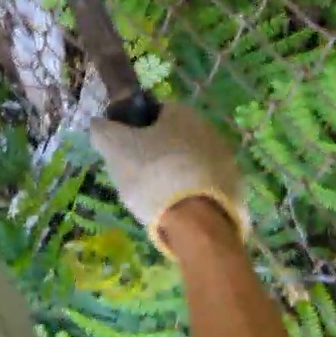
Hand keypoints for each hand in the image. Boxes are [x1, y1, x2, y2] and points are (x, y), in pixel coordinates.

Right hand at [89, 102, 248, 252]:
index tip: (125, 150)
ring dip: (173, 176)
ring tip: (155, 200)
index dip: (135, 129)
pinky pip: (204, 189)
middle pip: (173, 139)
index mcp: (183, 113)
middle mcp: (209, 130)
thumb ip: (103, 131)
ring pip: (188, 164)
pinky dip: (190, 197)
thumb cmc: (153, 175)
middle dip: (155, 153)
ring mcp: (227, 162)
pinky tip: (177, 213)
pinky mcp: (236, 192)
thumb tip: (99, 124)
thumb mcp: (115, 148)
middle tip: (137, 176)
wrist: (198, 224)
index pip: (154, 112)